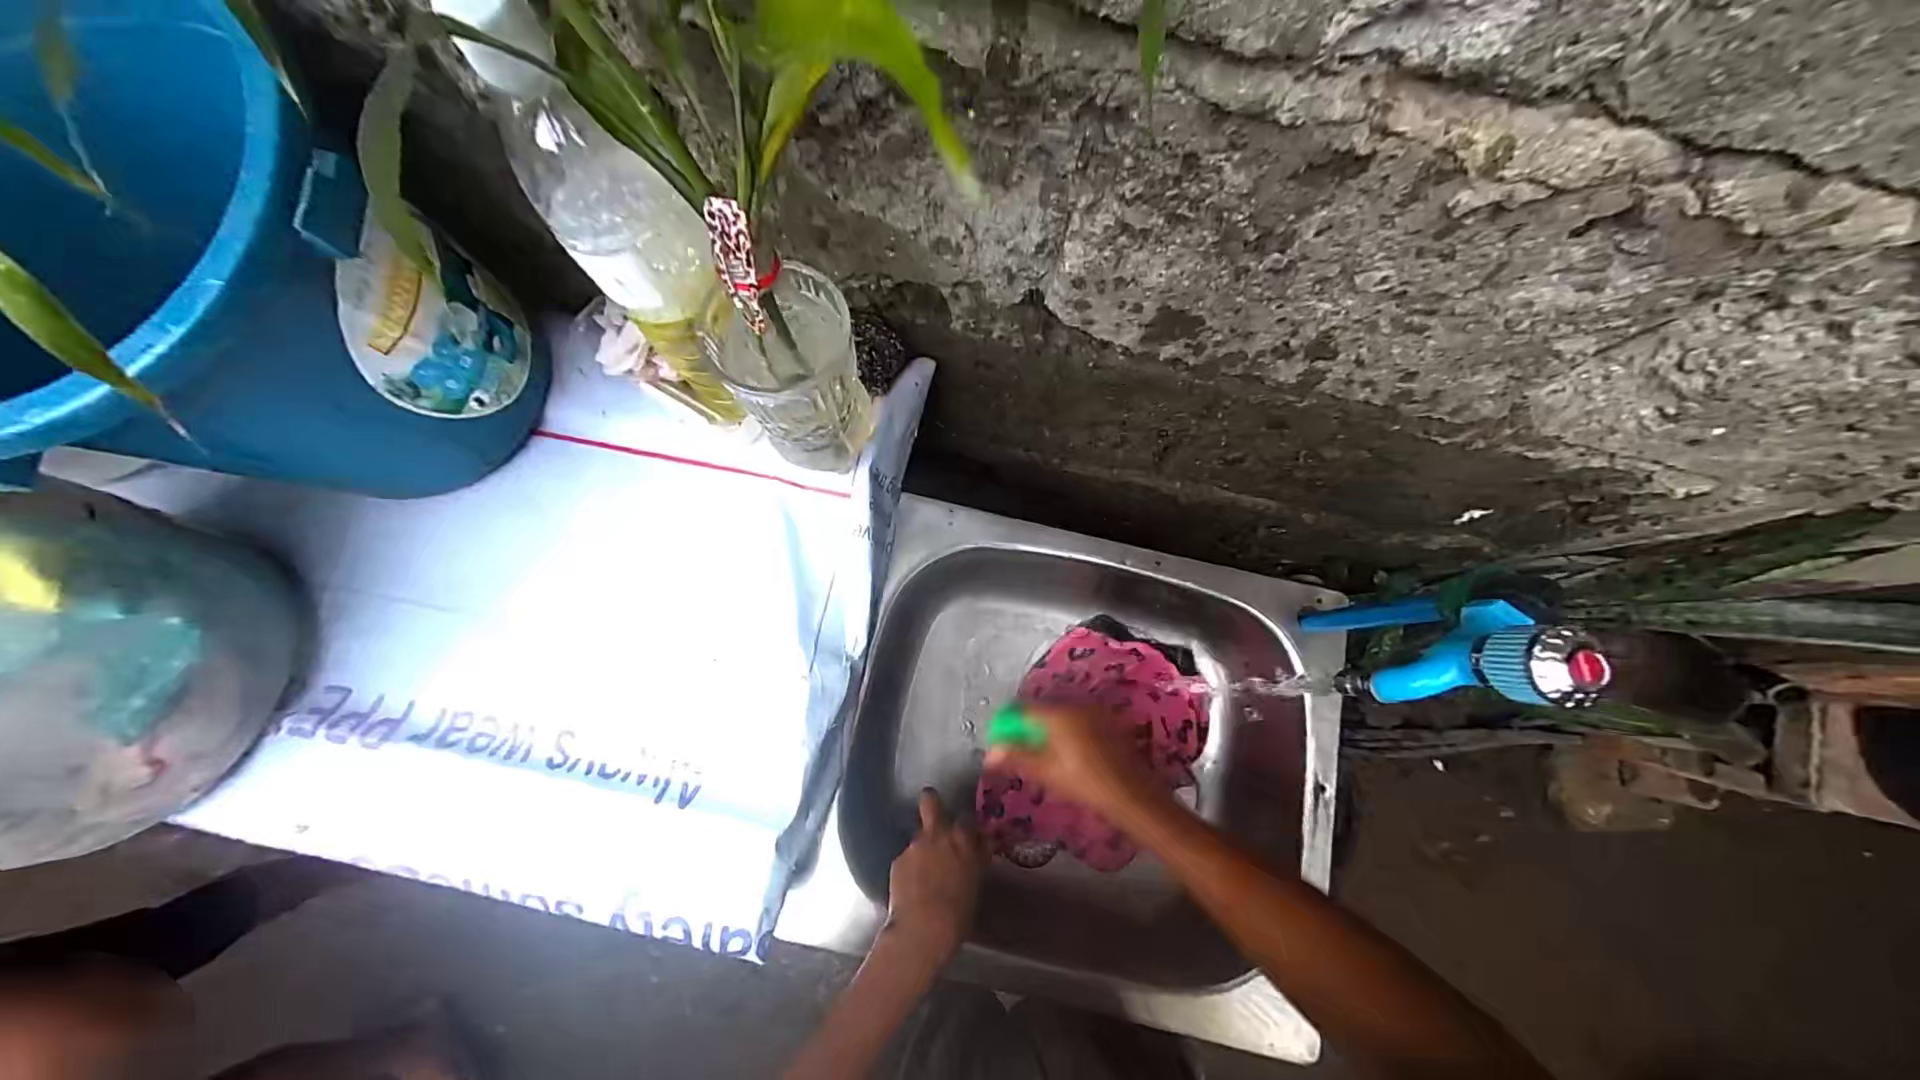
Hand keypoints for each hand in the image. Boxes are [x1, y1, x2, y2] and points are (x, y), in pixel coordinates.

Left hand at [884, 789, 984, 963]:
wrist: (923, 929)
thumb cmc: (959, 912)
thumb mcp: (976, 883)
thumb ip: (977, 858)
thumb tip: (982, 844)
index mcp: (962, 839)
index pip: (966, 816)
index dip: (964, 824)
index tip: (965, 834)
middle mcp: (937, 835)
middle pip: (930, 800)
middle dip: (931, 802)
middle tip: (934, 816)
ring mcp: (914, 845)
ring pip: (918, 836)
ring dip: (922, 848)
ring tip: (924, 874)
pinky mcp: (897, 860)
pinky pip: (906, 859)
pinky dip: (909, 869)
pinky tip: (911, 888)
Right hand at [984, 706, 1167, 821]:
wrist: (1133, 796)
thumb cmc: (1086, 784)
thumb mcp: (1046, 773)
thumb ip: (1015, 758)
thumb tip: (990, 753)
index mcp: (1057, 714)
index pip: (1021, 709)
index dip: (1007, 725)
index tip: (1001, 743)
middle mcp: (1075, 705)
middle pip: (1040, 711)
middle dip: (1026, 729)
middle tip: (1020, 753)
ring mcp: (1094, 712)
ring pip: (1059, 716)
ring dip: (1046, 731)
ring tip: (1043, 758)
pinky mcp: (1107, 722)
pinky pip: (1077, 721)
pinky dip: (1066, 732)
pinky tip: (1067, 756)